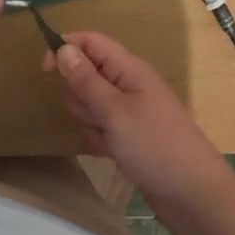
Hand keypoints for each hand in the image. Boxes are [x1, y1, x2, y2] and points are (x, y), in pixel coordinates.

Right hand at [44, 31, 232, 212]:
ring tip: (109, 139)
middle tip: (96, 115)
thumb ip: (86, 80)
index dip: (66, 48)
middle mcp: (129, 84)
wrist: (190, 192)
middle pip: (87, 75)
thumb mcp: (114, 110)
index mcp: (129, 68)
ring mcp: (130, 111)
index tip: (44, 69)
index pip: (91, 42)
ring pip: (91, 104)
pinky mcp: (129, 135)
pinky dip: (100, 140)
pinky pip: (101, 128)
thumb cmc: (154, 144)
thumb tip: (63, 47)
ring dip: (90, 121)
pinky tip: (113, 154)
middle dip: (80, 96)